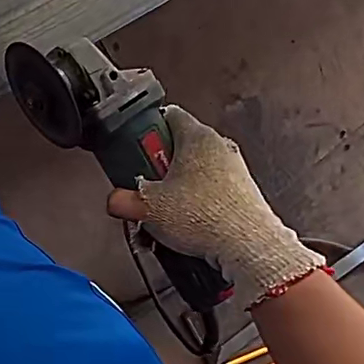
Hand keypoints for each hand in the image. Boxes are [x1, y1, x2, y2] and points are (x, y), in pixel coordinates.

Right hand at [106, 106, 323, 301]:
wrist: (248, 248)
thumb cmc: (207, 218)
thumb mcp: (147, 207)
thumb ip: (123, 200)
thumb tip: (115, 199)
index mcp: (197, 137)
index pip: (166, 115)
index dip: (145, 130)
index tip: (134, 149)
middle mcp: (219, 148)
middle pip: (177, 149)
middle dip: (156, 171)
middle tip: (143, 190)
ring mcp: (233, 171)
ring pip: (192, 174)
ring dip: (174, 192)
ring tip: (162, 215)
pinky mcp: (241, 195)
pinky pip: (208, 194)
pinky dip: (193, 207)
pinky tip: (184, 227)